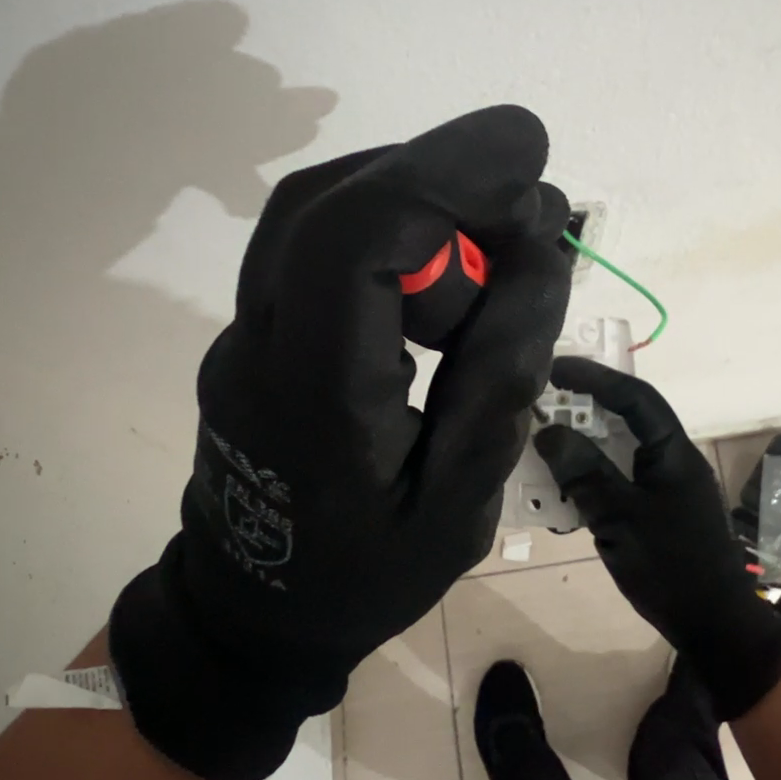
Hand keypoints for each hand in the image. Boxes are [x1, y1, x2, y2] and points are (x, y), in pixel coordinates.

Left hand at [110, 105, 572, 779]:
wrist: (252, 613)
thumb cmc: (365, 576)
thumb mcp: (460, 505)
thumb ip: (501, 378)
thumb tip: (539, 253)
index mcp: (312, 399)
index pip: (354, 245)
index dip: (445, 181)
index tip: (531, 166)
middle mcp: (257, 344)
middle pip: (325, 204)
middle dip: (439, 173)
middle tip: (527, 194)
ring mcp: (241, 330)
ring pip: (312, 210)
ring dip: (411, 190)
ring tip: (492, 225)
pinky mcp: (251, 329)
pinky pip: (311, 243)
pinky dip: (385, 220)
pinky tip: (440, 256)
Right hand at [532, 357, 780, 719]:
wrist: (712, 624)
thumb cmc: (670, 567)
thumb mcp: (620, 517)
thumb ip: (584, 472)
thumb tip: (548, 431)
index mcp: (673, 452)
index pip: (635, 397)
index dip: (595, 378)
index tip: (555, 369)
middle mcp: (673, 461)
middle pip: (628, 420)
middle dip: (586, 408)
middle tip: (545, 402)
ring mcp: (667, 487)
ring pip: (621, 451)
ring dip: (585, 445)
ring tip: (547, 442)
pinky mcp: (658, 511)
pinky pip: (621, 479)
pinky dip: (593, 477)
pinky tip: (565, 489)